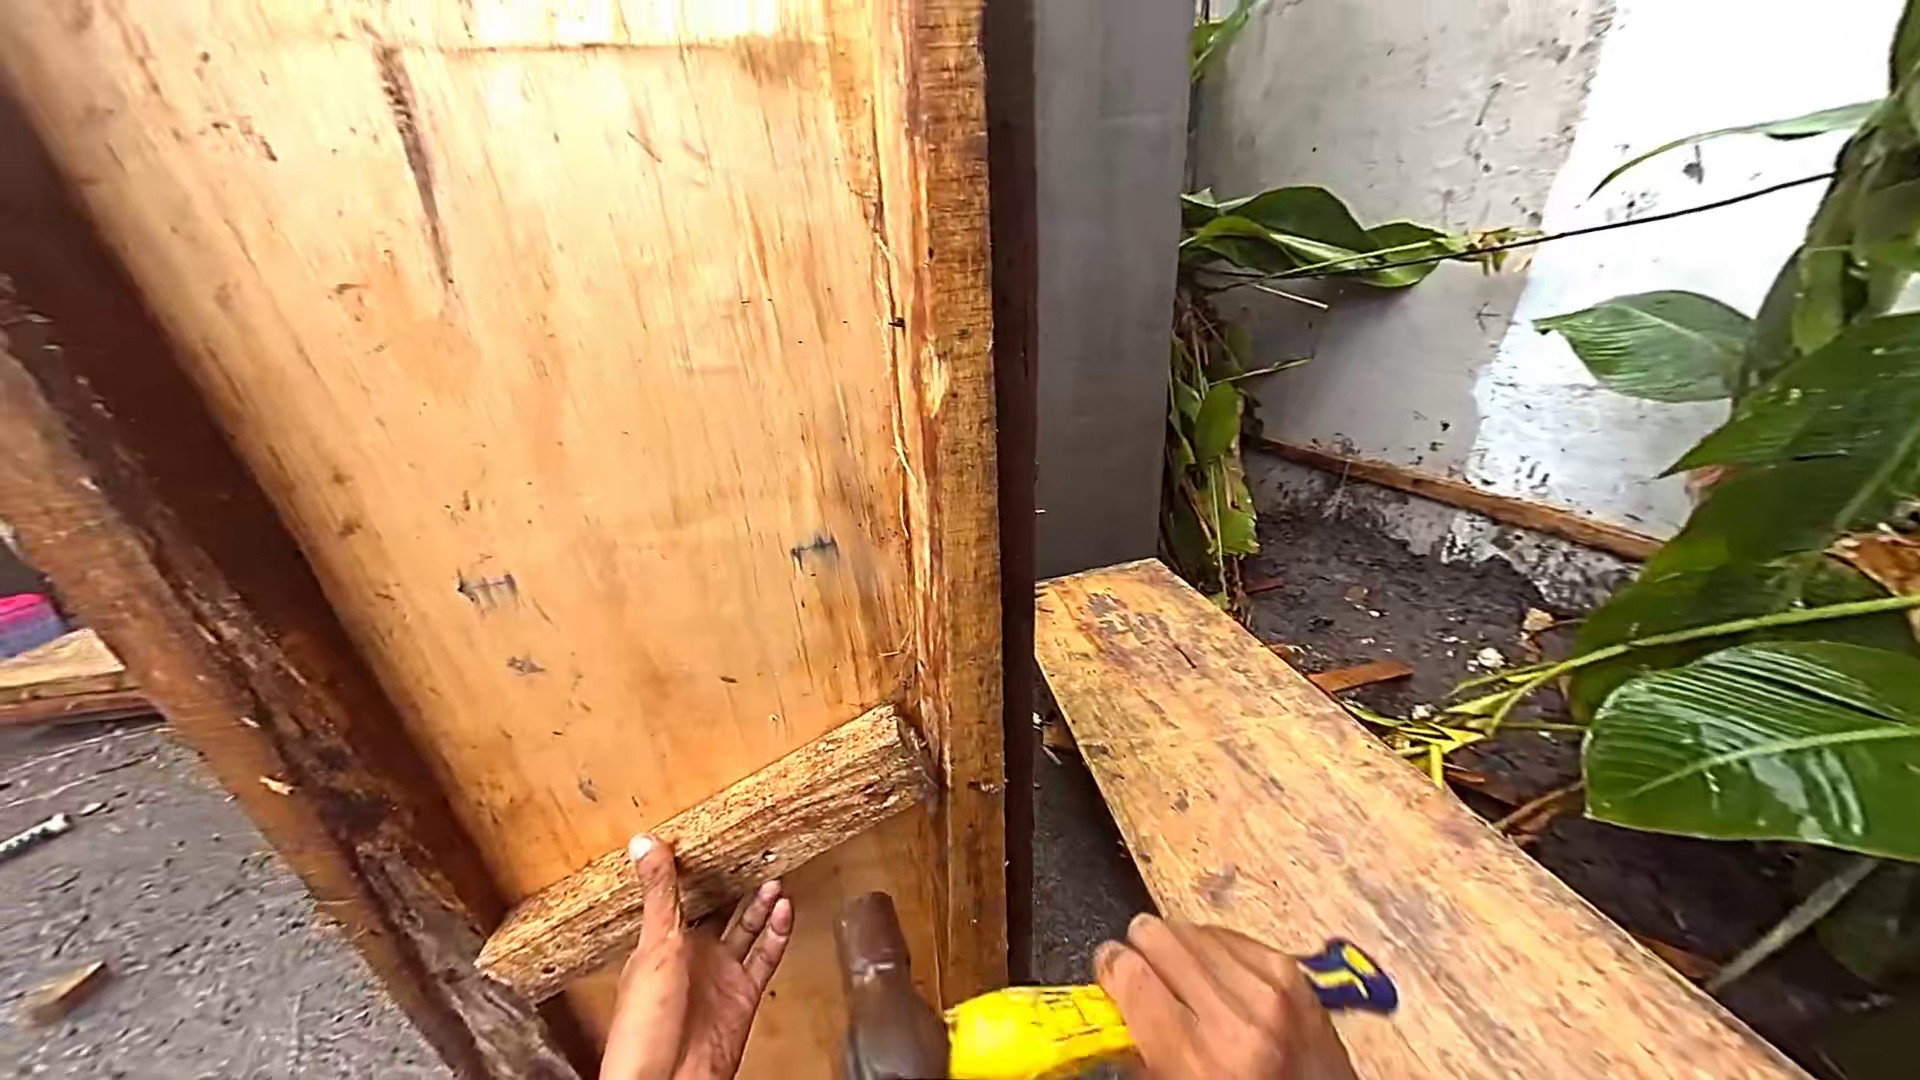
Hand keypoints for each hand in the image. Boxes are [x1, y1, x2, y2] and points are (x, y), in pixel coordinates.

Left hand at [600, 835, 794, 1079]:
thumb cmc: (646, 1024)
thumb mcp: (655, 943)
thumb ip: (659, 891)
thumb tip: (644, 842)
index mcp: (665, 944)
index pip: (687, 897)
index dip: (703, 870)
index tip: (721, 840)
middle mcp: (694, 957)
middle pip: (723, 911)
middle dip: (739, 884)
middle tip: (758, 852)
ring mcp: (721, 976)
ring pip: (749, 929)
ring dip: (763, 904)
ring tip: (775, 876)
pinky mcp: (744, 995)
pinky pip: (766, 956)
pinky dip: (778, 932)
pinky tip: (786, 909)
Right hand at [1094, 914, 1357, 1079]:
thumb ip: (1136, 1046)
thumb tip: (1108, 992)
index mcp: (1200, 1061)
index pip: (1126, 969)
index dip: (1109, 968)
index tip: (1110, 975)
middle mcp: (1236, 1018)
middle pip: (1152, 932)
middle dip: (1142, 952)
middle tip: (1149, 979)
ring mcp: (1269, 989)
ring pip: (1185, 925)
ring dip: (1179, 951)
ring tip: (1190, 988)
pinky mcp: (1290, 971)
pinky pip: (1222, 933)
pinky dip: (1213, 954)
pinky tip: (1222, 986)